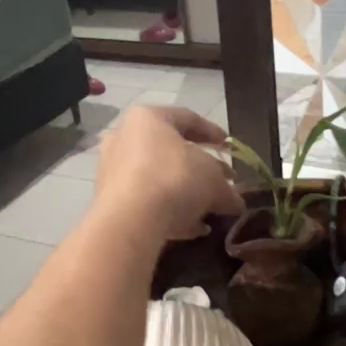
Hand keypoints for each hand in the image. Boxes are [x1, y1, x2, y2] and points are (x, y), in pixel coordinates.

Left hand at [94, 106, 242, 242]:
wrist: (129, 220)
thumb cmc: (174, 180)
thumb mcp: (213, 180)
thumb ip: (227, 188)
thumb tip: (236, 201)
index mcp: (148, 117)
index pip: (188, 117)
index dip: (213, 132)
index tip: (229, 147)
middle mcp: (125, 137)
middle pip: (169, 150)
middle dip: (198, 167)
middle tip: (220, 180)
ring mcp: (113, 169)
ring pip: (157, 177)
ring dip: (184, 192)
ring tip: (207, 208)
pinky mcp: (109, 199)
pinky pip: (147, 201)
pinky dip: (170, 211)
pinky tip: (192, 228)